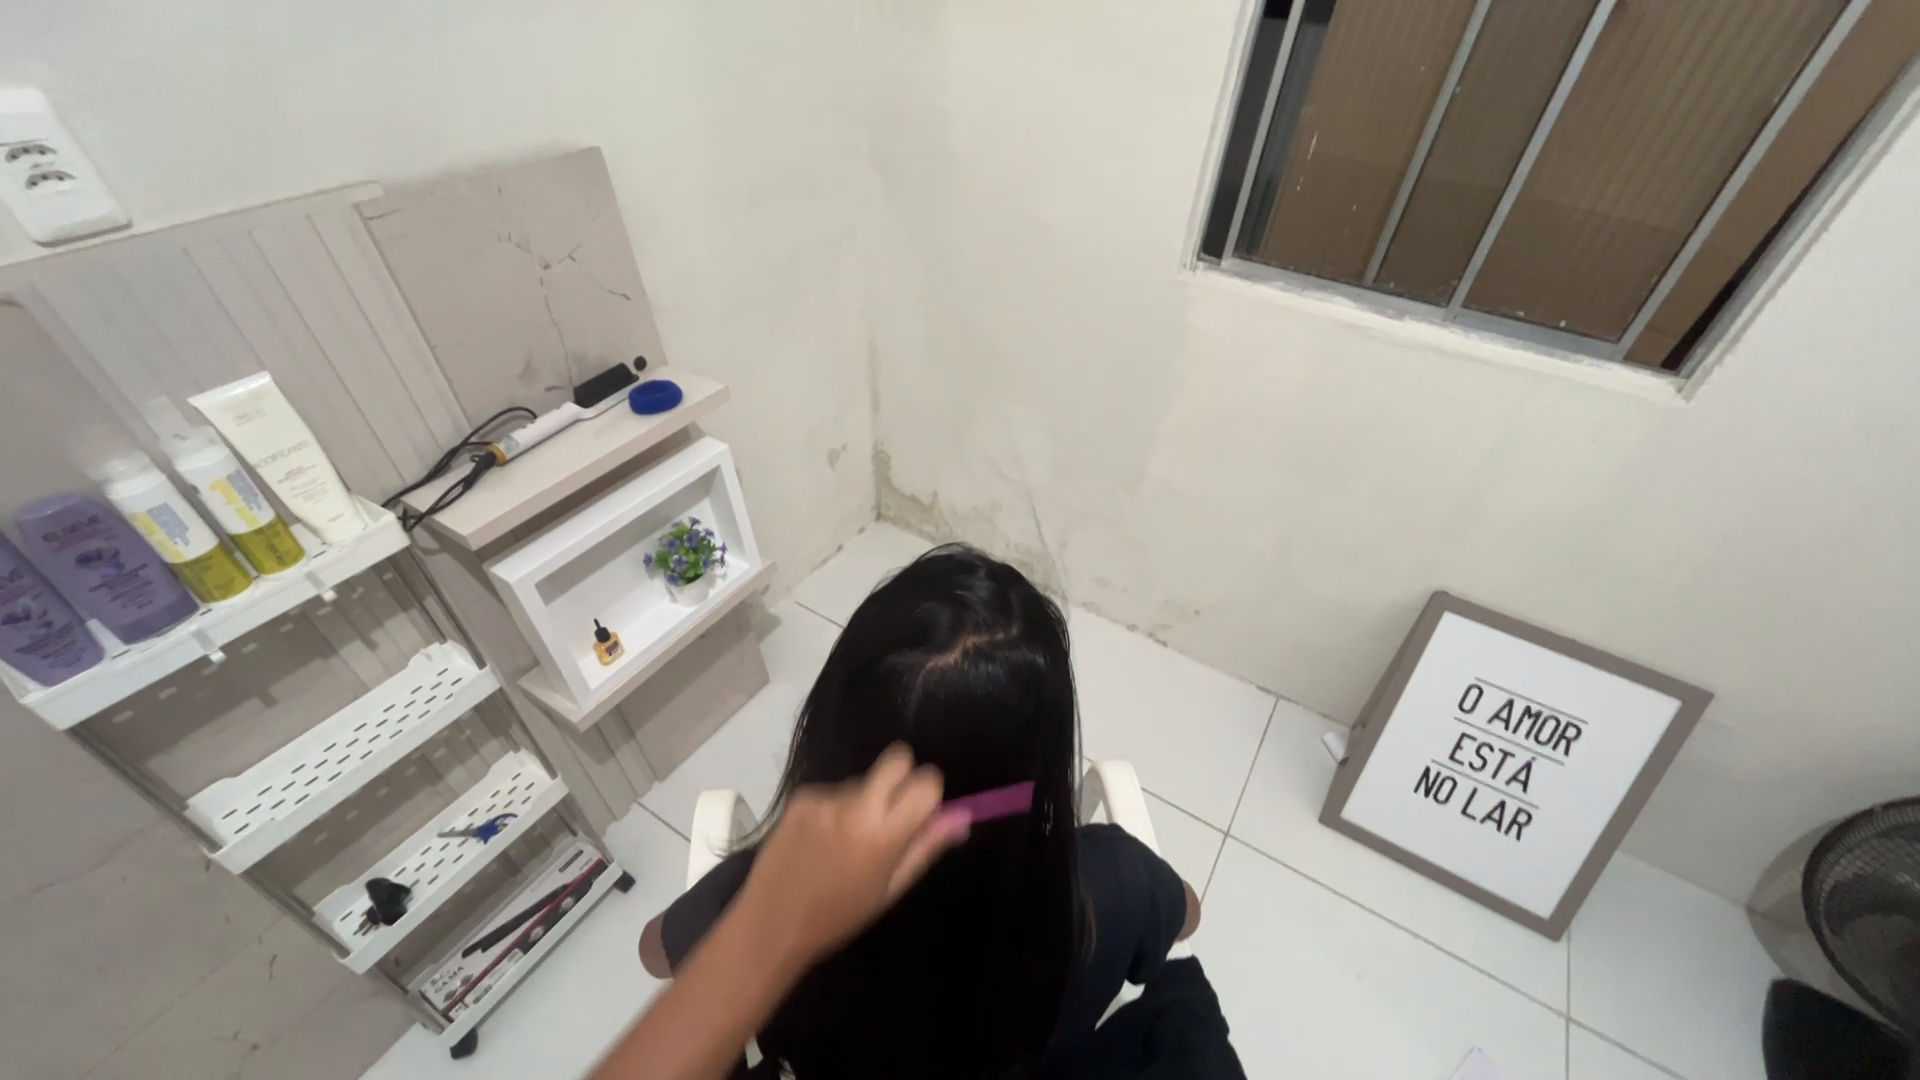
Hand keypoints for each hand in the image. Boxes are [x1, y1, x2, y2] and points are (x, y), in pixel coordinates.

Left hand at [733, 743, 970, 968]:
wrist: (771, 924)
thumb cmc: (839, 916)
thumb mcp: (891, 890)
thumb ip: (927, 847)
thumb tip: (963, 816)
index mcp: (883, 835)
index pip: (926, 782)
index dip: (929, 790)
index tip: (921, 810)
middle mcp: (856, 806)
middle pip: (896, 760)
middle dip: (901, 777)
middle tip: (889, 813)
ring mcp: (825, 798)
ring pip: (863, 781)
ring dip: (863, 801)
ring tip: (843, 842)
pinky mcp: (801, 796)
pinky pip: (833, 791)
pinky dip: (834, 809)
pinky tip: (819, 840)